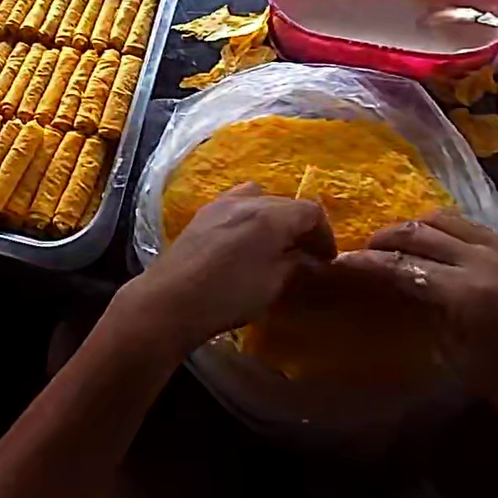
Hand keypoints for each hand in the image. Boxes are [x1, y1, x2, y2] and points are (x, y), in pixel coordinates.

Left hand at [113, 184, 336, 355]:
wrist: (172, 298)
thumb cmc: (230, 294)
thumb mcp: (275, 283)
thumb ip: (296, 264)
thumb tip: (308, 257)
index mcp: (268, 214)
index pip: (310, 211)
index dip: (324, 235)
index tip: (325, 260)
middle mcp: (243, 200)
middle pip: (283, 202)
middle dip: (299, 226)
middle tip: (304, 255)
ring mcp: (218, 204)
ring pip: (256, 199)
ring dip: (271, 218)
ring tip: (274, 247)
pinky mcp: (200, 215)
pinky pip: (233, 206)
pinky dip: (247, 218)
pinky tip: (243, 244)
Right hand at [333, 210, 497, 435]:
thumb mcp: (459, 358)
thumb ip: (421, 313)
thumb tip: (384, 291)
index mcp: (469, 294)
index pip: (398, 265)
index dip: (360, 263)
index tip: (333, 264)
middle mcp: (486, 263)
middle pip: (415, 232)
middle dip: (380, 239)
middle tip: (357, 254)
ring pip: (442, 219)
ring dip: (410, 229)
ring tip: (393, 247)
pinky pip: (467, 228)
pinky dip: (439, 230)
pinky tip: (430, 248)